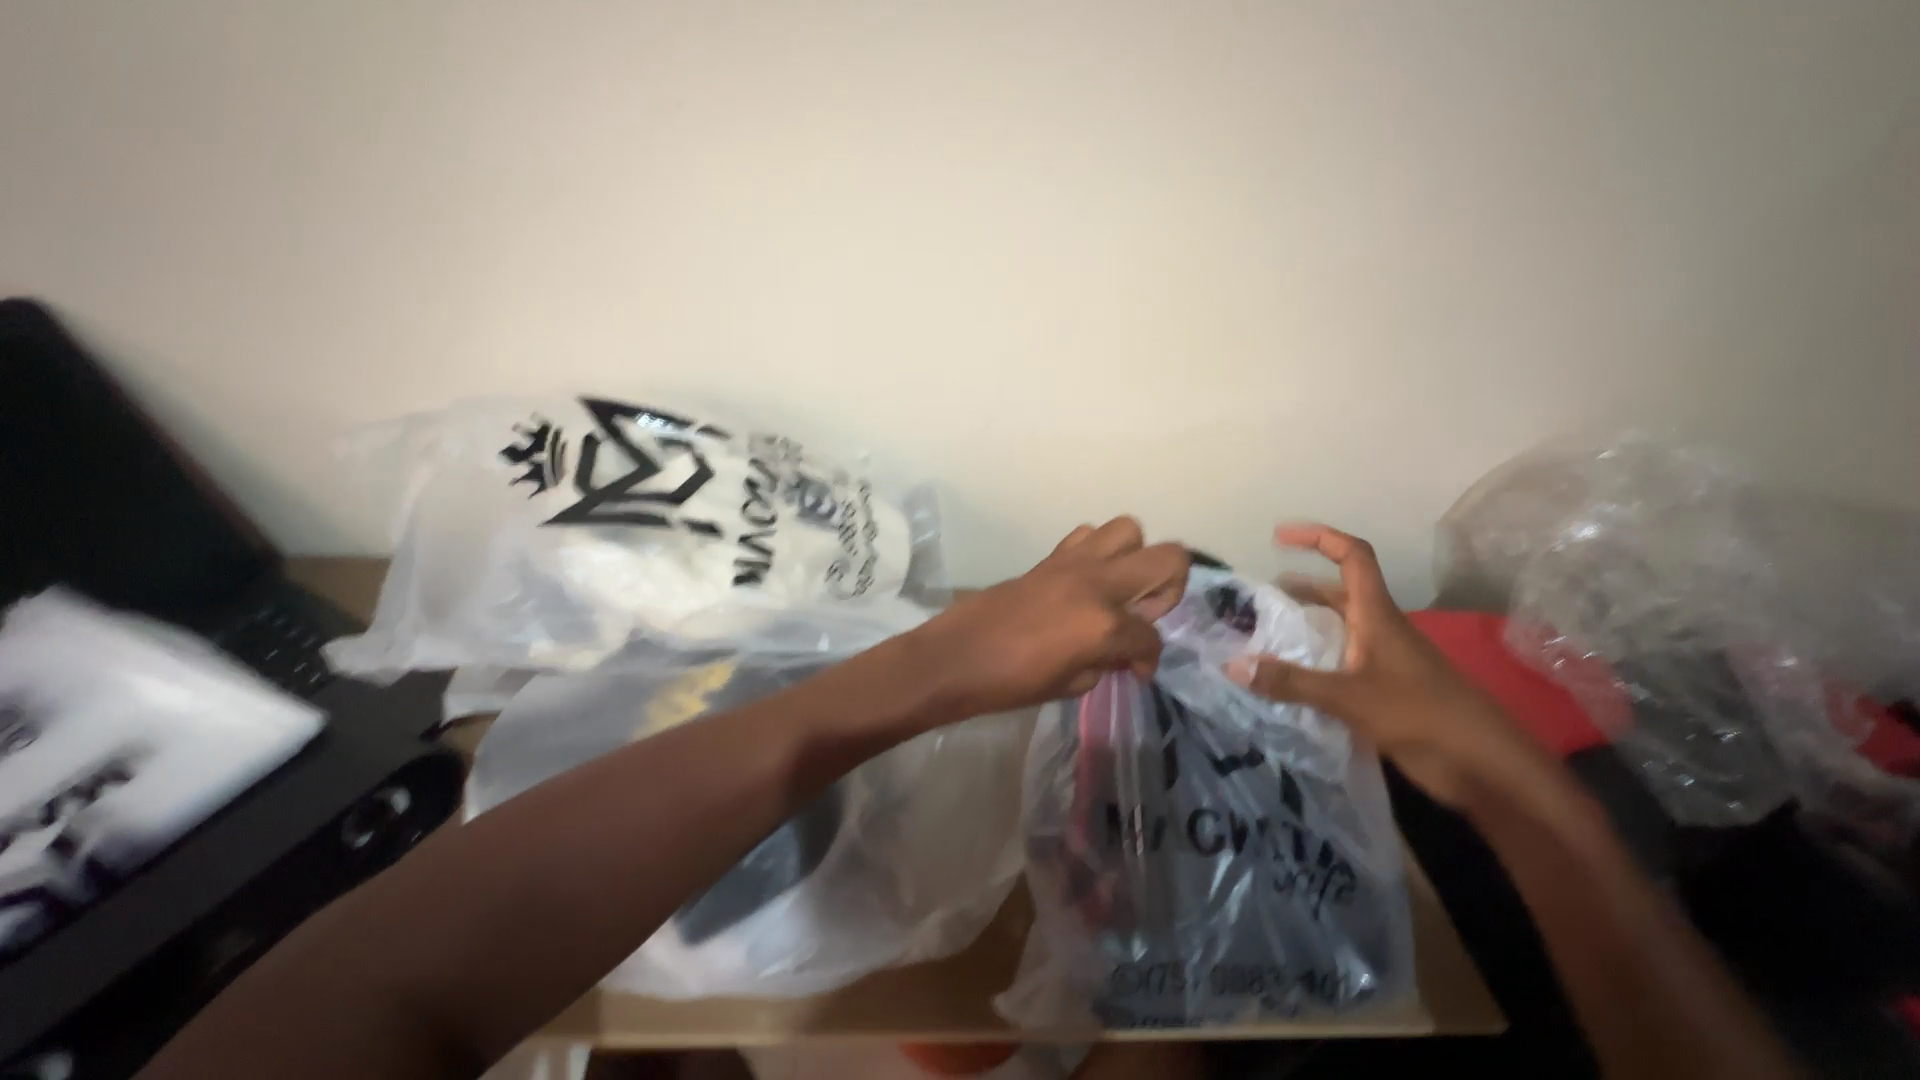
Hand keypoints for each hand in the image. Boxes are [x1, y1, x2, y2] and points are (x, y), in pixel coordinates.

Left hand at [915, 517, 1189, 720]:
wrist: (956, 658)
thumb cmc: (1011, 683)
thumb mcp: (1072, 685)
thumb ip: (1108, 662)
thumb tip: (1123, 653)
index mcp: (1104, 624)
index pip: (1151, 636)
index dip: (1149, 658)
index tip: (1136, 670)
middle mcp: (1097, 583)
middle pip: (1168, 558)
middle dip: (1169, 589)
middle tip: (1141, 615)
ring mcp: (1073, 563)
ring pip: (1129, 530)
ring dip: (1134, 559)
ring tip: (1116, 590)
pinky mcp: (1050, 557)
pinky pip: (1087, 535)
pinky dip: (1096, 553)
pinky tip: (1083, 582)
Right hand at [1224, 523, 1552, 807]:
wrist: (1484, 766)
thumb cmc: (1422, 715)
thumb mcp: (1350, 696)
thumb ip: (1291, 681)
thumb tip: (1232, 664)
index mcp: (1377, 615)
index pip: (1352, 557)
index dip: (1318, 538)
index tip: (1279, 537)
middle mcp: (1379, 631)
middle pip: (1338, 595)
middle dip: (1299, 590)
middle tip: (1257, 602)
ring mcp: (1384, 664)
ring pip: (1338, 633)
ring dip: (1303, 630)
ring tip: (1262, 640)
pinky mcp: (1384, 694)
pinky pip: (1339, 667)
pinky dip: (1312, 666)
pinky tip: (1286, 685)